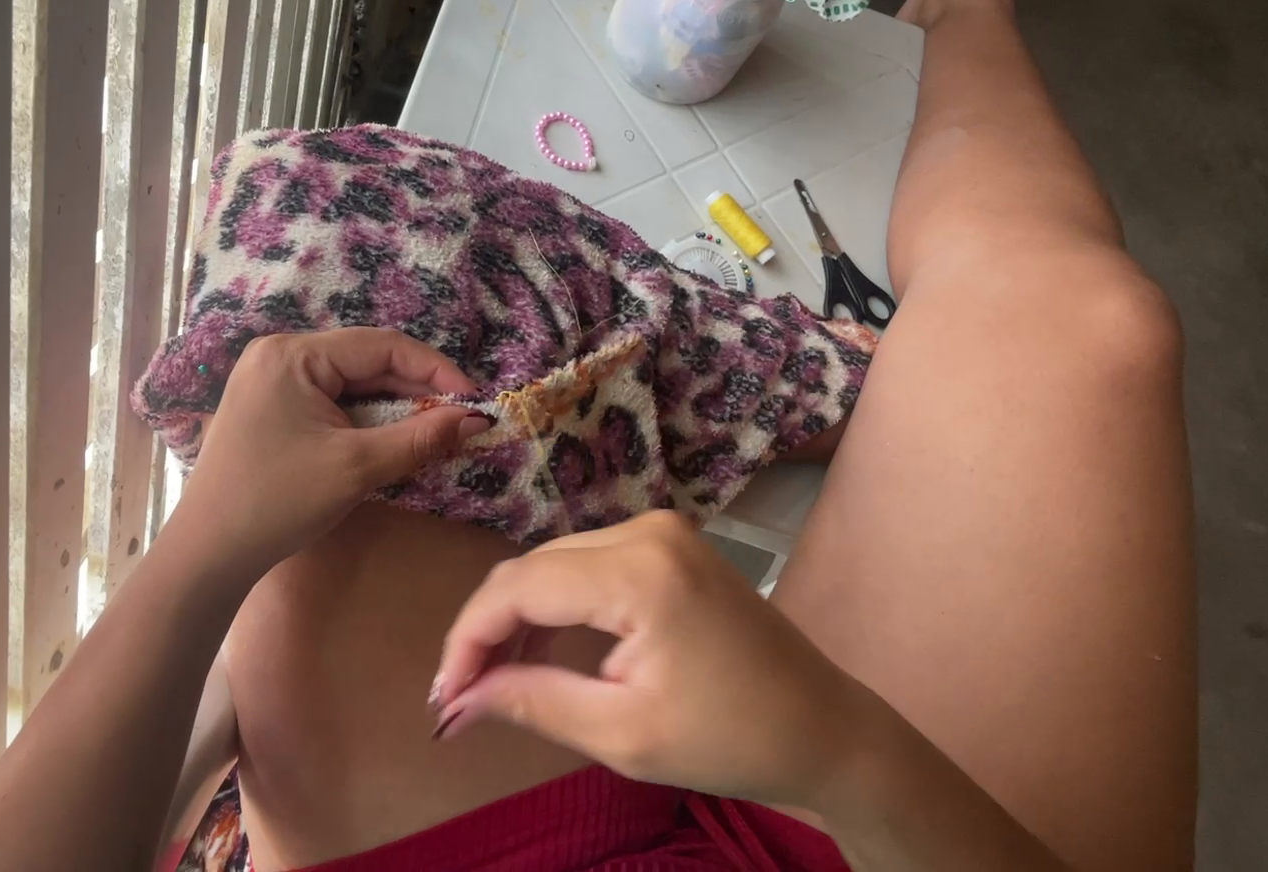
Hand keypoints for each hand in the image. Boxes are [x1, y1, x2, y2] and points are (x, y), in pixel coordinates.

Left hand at [176, 328, 491, 576]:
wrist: (208, 555)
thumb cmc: (278, 503)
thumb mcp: (357, 468)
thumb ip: (421, 437)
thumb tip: (478, 419)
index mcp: (293, 354)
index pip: (382, 346)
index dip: (435, 370)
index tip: (475, 399)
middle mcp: (280, 354)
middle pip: (366, 361)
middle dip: (417, 389)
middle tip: (462, 417)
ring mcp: (271, 379)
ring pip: (352, 382)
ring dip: (395, 404)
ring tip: (436, 427)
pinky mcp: (271, 405)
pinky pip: (332, 399)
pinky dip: (367, 416)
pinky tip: (394, 434)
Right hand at [431, 511, 872, 813]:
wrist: (823, 727)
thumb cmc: (730, 739)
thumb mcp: (622, 733)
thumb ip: (532, 702)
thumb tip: (457, 699)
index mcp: (639, 570)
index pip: (521, 586)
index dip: (470, 636)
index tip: (444, 696)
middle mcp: (644, 529)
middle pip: (534, 568)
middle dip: (489, 627)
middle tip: (461, 693)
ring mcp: (658, 529)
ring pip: (554, 562)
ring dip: (518, 615)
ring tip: (493, 676)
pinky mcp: (665, 543)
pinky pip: (586, 563)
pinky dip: (555, 603)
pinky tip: (539, 647)